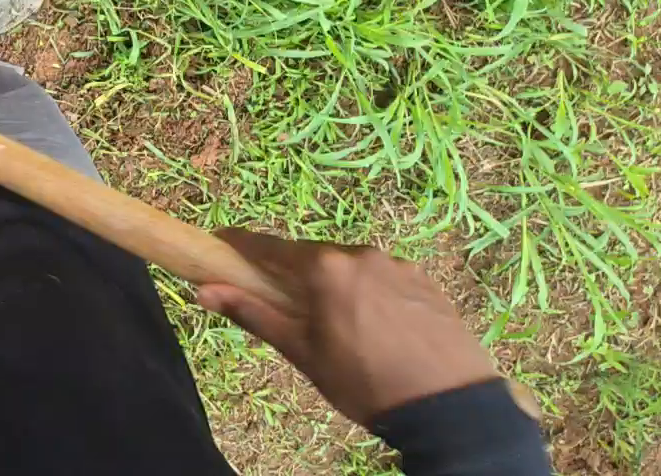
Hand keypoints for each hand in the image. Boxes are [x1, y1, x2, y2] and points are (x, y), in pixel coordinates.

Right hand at [197, 228, 498, 425]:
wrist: (458, 416)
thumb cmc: (367, 384)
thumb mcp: (303, 353)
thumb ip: (252, 314)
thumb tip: (202, 291)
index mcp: (323, 266)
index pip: (266, 246)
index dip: (239, 245)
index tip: (219, 244)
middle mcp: (357, 253)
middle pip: (309, 256)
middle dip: (292, 273)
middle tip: (287, 303)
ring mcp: (396, 264)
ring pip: (348, 266)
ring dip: (334, 282)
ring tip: (340, 321)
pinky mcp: (425, 281)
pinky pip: (382, 276)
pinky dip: (369, 290)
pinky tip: (377, 323)